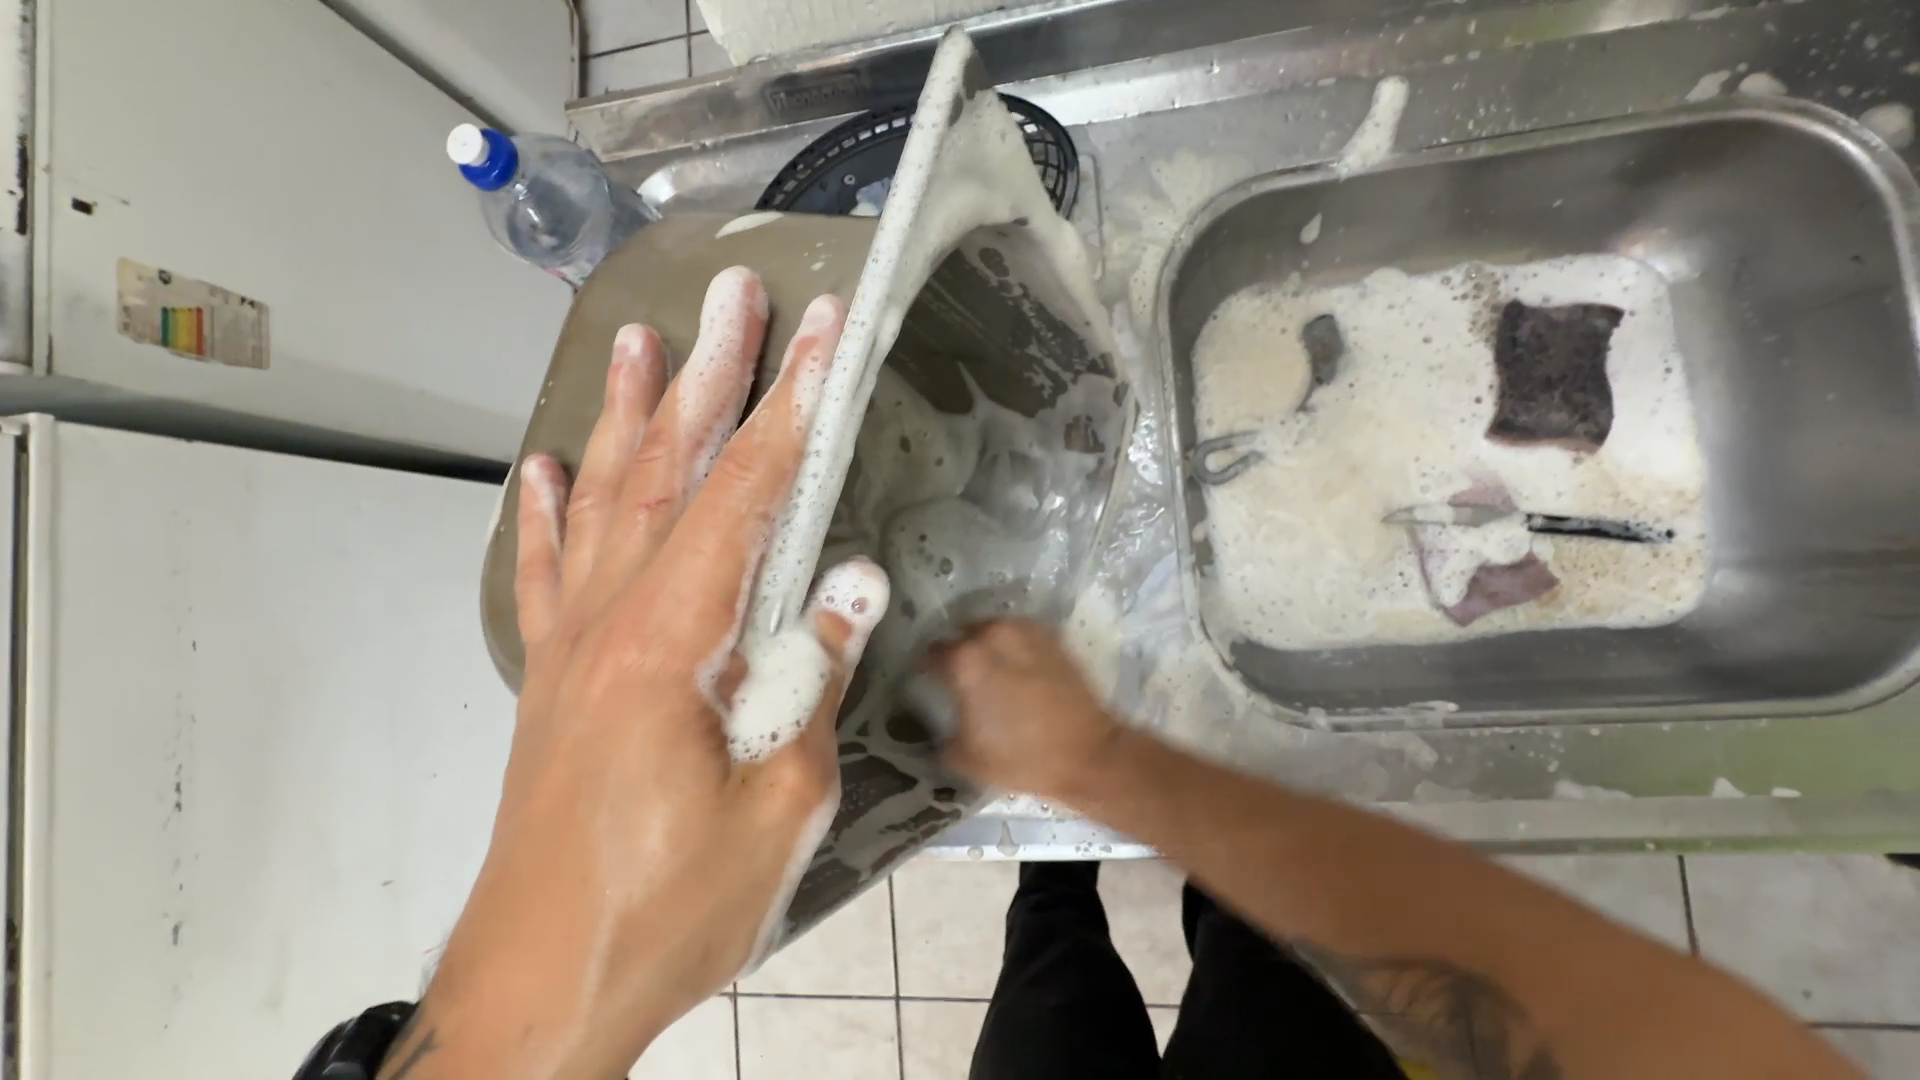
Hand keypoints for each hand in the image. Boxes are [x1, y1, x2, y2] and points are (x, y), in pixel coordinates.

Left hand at [383, 268, 887, 1079]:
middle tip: (734, 295)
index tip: (824, 333)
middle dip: (712, 375)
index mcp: (672, 642)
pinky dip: (546, 513)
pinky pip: (545, 573)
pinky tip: (541, 468)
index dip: (793, 407)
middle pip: (668, 470)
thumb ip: (813, 679)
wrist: (542, 987)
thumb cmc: (673, 907)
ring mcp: (570, 646)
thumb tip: (853, 580)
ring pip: (603, 502)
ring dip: (625, 415)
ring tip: (641, 340)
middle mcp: (611, 620)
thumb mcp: (779, 805)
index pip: (746, 494)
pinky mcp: (550, 680)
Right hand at [926, 619, 1124, 801]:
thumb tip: (940, 723)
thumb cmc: (1022, 758)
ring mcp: (1026, 633)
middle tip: (957, 672)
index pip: (932, 652)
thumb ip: (942, 734)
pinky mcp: (1054, 639)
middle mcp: (993, 636)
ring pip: (994, 629)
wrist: (1087, 754)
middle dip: (958, 649)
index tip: (925, 677)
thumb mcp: (966, 757)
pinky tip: (1016, 664)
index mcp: (965, 661)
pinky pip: (1022, 634)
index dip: (925, 665)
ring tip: (988, 665)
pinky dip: (1015, 645)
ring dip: (987, 643)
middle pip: (964, 634)